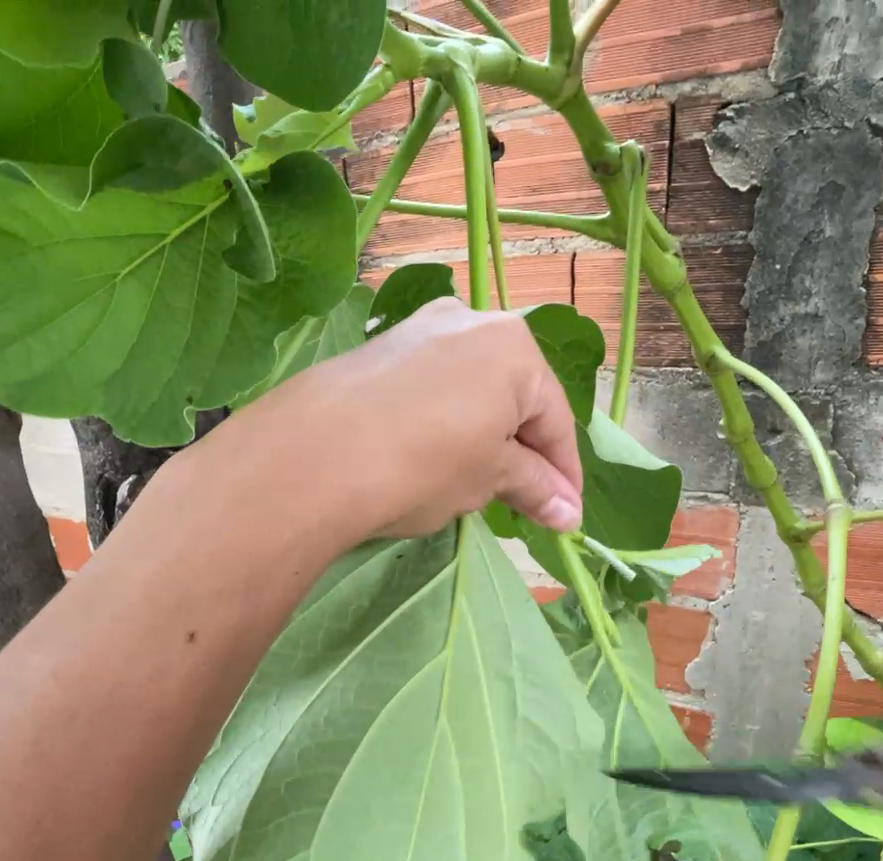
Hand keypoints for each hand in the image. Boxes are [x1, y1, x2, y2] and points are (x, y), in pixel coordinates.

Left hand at [193, 297, 584, 542]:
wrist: (314, 455)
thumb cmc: (423, 464)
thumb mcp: (488, 479)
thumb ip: (535, 488)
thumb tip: (568, 513)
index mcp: (513, 347)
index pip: (554, 421)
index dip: (564, 477)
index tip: (566, 518)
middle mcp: (469, 322)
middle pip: (513, 398)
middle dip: (522, 454)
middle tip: (526, 504)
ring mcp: (418, 330)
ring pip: (469, 390)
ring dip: (481, 435)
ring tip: (476, 484)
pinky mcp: (376, 349)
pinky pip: (429, 387)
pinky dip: (442, 421)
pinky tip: (430, 456)